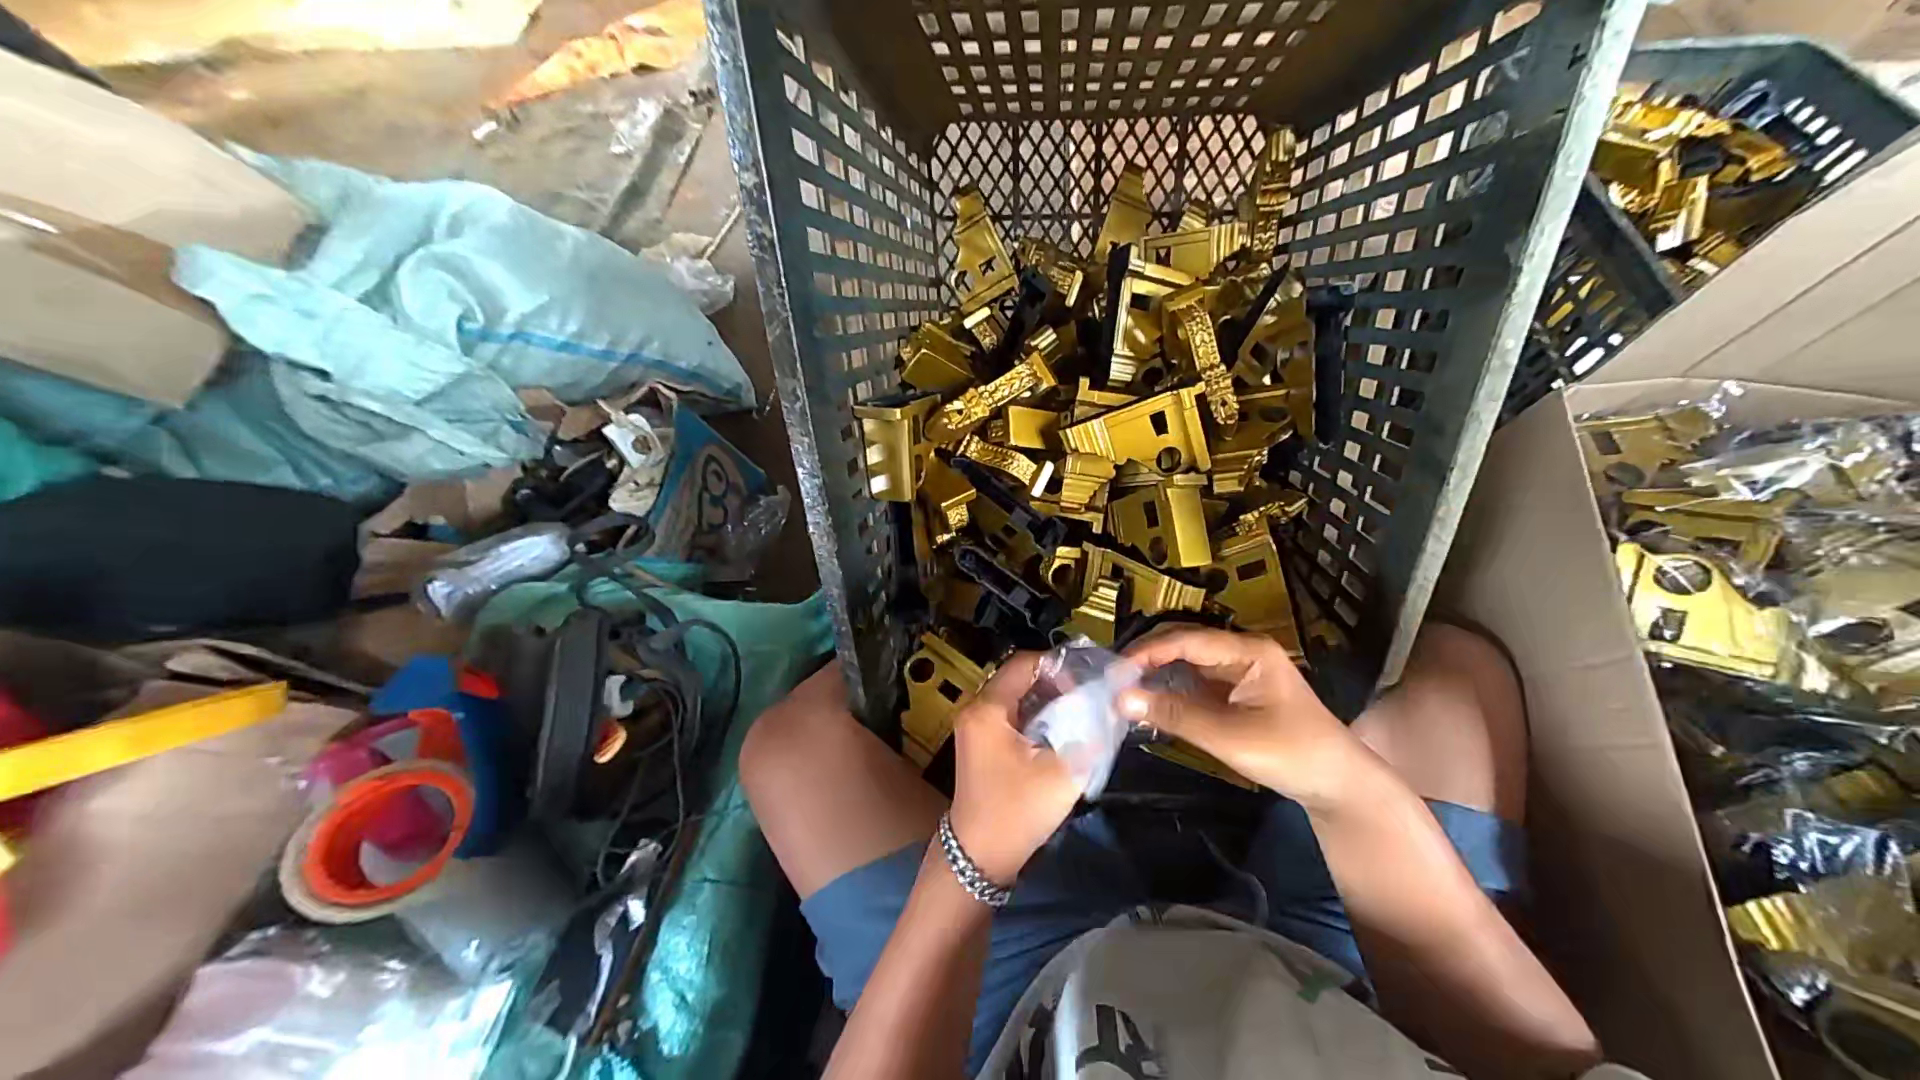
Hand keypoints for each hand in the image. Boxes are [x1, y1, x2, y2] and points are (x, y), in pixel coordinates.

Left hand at [946, 652, 1081, 884]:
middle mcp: (975, 710)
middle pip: (1019, 678)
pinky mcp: (982, 744)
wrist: (981, 855)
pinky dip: (1036, 716)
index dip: (1058, 666)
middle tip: (1088, 697)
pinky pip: (1011, 716)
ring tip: (1080, 712)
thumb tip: (1107, 704)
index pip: (1024, 663)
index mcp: (988, 709)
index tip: (1087, 682)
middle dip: (1056, 682)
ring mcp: (976, 727)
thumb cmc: (1018, 810)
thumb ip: (1088, 732)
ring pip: (1016, 697)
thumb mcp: (1062, 771)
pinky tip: (1061, 730)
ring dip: (1047, 700)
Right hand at [1119, 627, 1379, 809]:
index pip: (1186, 639)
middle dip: (1147, 660)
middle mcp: (1240, 654)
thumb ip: (1174, 715)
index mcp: (1248, 651)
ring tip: (1122, 692)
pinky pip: (1193, 686)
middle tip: (1112, 680)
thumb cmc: (1292, 754)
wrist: (1339, 786)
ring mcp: (1237, 674)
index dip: (1148, 651)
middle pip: (1183, 646)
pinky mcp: (1234, 695)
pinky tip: (1149, 706)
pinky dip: (1170, 694)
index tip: (1115, 670)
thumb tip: (1120, 698)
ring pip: (1185, 666)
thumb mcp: (1229, 736)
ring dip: (1156, 677)